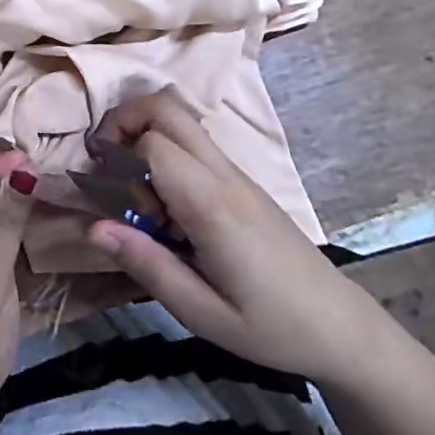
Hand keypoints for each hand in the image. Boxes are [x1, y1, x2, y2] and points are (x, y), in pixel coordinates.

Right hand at [86, 91, 372, 380]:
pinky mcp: (241, 181)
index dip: (121, 162)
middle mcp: (223, 174)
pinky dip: (165, 153)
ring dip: (144, 136)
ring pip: (181, 119)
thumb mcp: (201, 312)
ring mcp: (236, 173)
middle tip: (107, 164)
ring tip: (136, 191)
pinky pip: (194, 144)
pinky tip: (166, 207)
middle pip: (166, 107)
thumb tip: (93, 227)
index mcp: (212, 204)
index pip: (153, 143)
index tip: (116, 201)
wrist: (341, 325)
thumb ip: (146, 264)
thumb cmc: (271, 326)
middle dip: (124, 120)